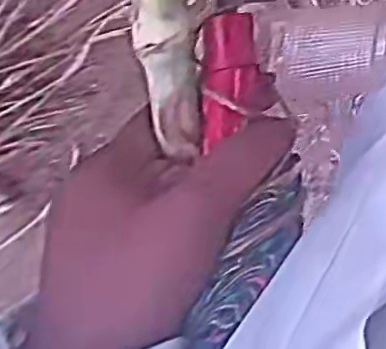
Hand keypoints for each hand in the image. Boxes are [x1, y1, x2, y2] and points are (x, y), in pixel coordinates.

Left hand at [30, 108, 293, 348]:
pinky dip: (218, 220)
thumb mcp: (199, 205)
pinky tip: (232, 236)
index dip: (224, 99)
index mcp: (106, 167)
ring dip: (232, 189)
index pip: (178, 105)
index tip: (265, 103)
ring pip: (194, 185)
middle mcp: (104, 193)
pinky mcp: (128, 264)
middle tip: (267, 164)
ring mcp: (113, 232)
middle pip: (192, 145)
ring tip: (252, 207)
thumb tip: (280, 122)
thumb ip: (245, 150)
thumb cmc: (134, 286)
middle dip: (236, 152)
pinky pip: (187, 219)